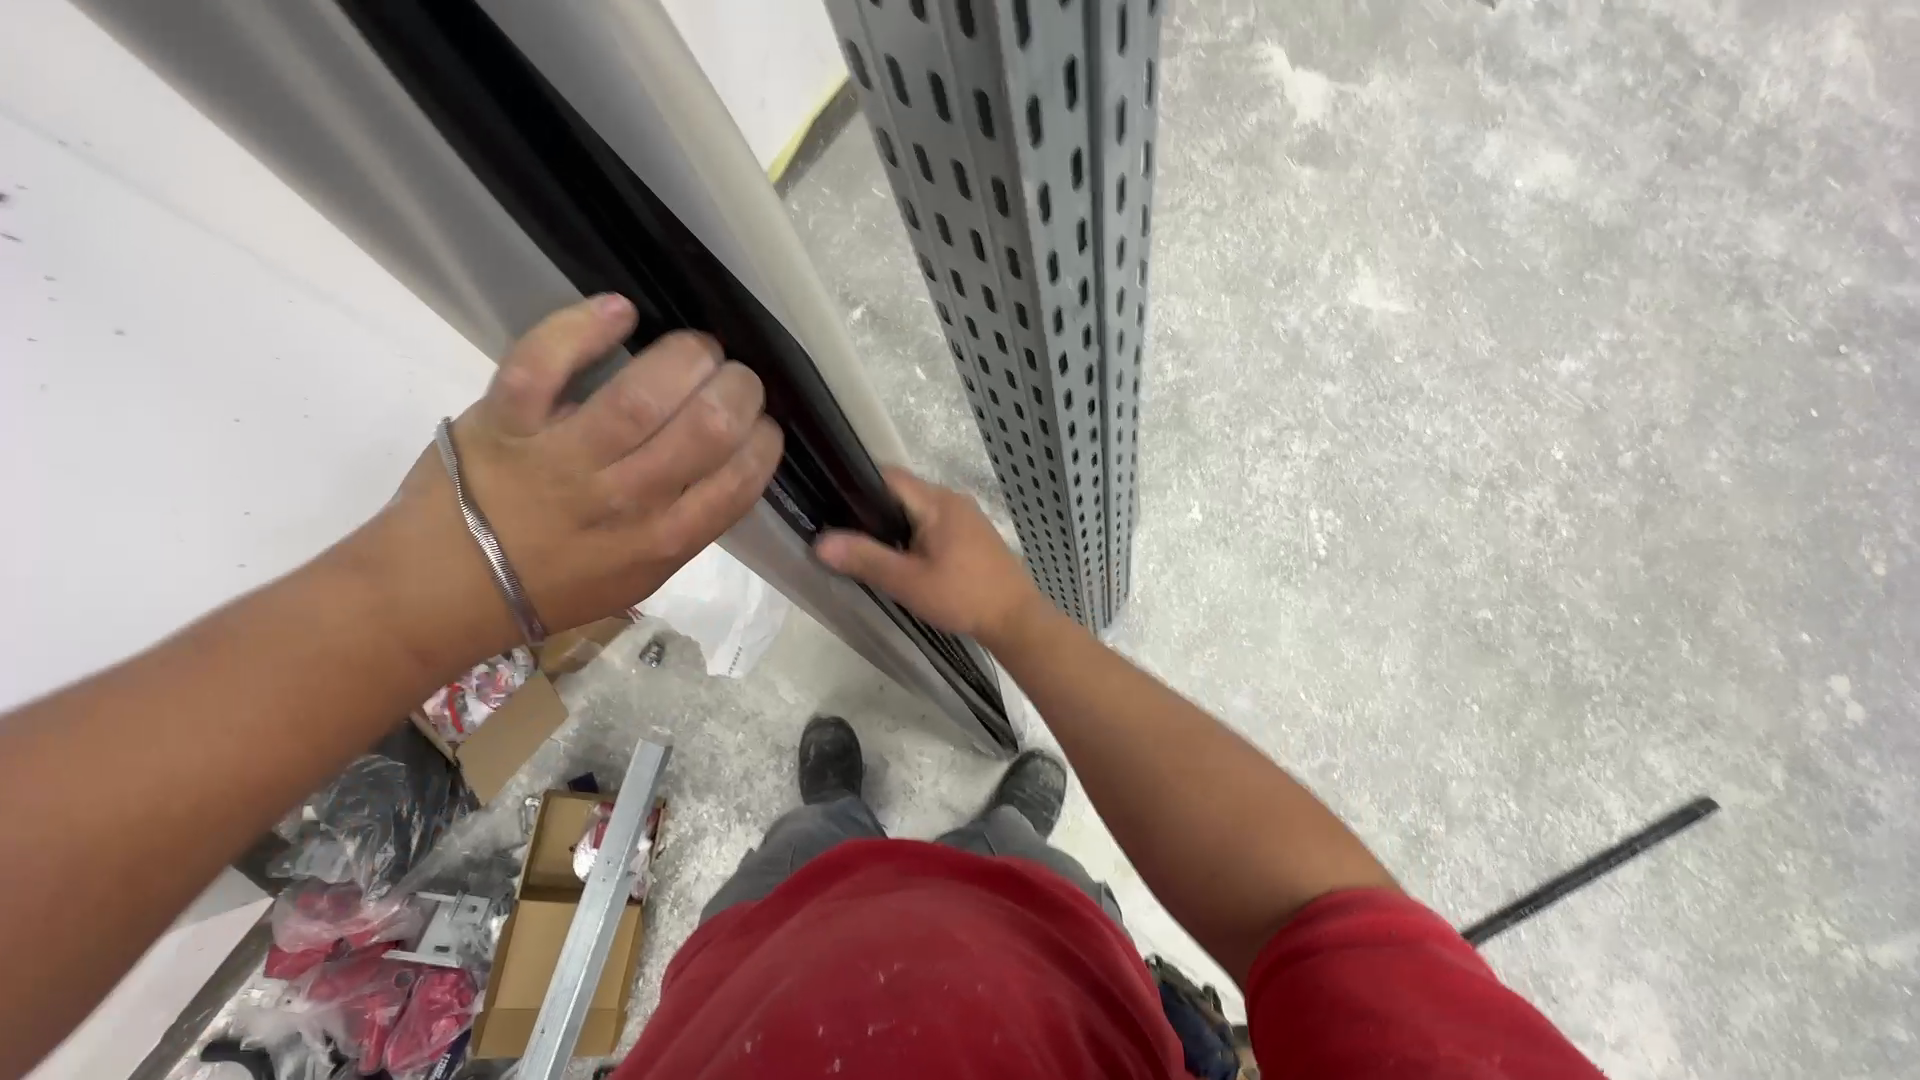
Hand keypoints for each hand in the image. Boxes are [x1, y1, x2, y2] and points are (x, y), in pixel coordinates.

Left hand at [345, 295, 782, 676]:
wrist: (445, 592)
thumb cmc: (555, 584)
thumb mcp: (641, 574)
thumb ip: (687, 523)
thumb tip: (729, 461)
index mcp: (663, 540)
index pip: (740, 477)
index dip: (763, 438)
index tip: (758, 423)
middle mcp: (624, 500)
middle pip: (707, 427)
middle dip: (739, 388)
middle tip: (732, 378)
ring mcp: (563, 460)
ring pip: (642, 395)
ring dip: (687, 356)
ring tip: (696, 348)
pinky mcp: (505, 422)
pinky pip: (546, 364)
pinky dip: (583, 328)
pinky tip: (621, 311)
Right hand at [814, 468, 1046, 645]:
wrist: (1015, 619)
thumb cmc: (962, 596)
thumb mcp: (907, 581)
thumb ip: (865, 559)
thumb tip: (820, 541)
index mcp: (937, 501)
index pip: (886, 477)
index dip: (855, 486)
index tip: (830, 504)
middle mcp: (952, 499)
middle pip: (900, 493)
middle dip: (871, 510)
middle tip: (842, 533)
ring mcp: (965, 516)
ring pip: (916, 510)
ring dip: (893, 526)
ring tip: (865, 548)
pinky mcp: (971, 535)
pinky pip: (932, 524)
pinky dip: (912, 535)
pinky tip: (901, 559)